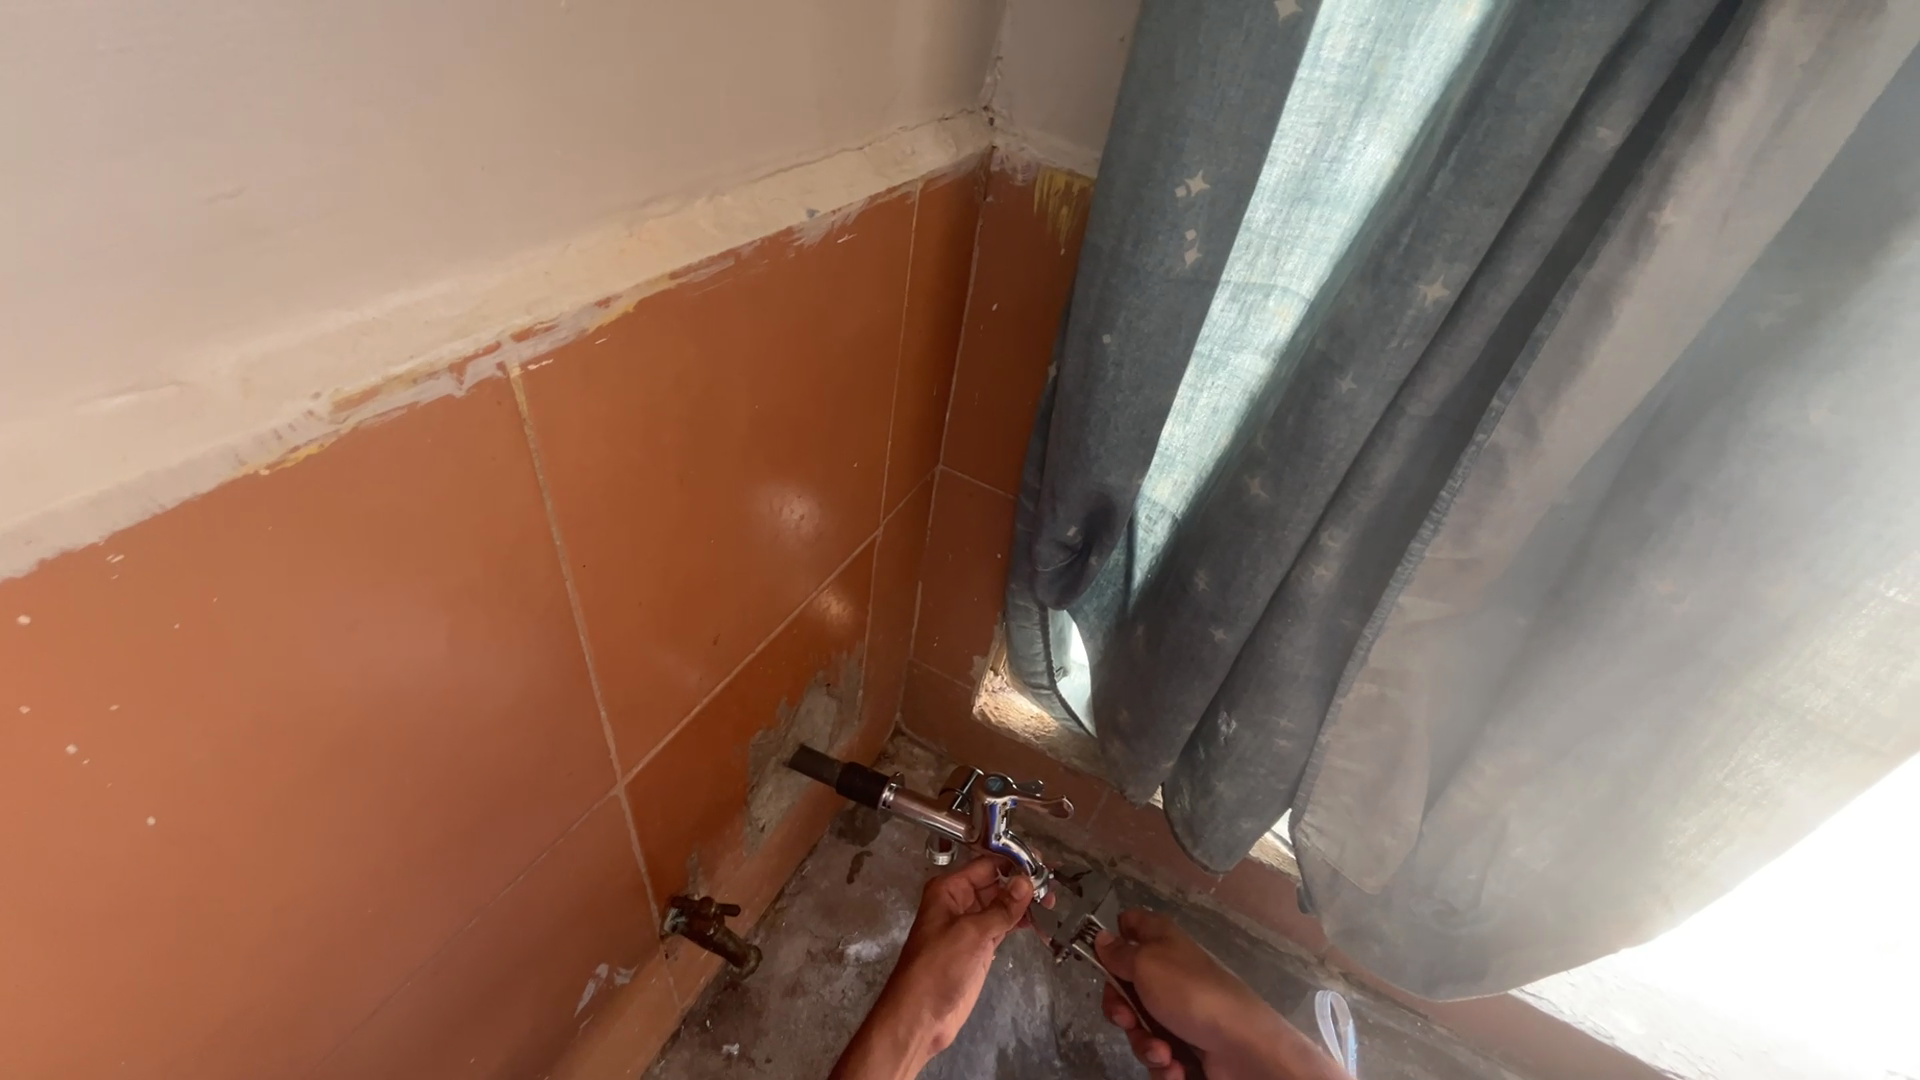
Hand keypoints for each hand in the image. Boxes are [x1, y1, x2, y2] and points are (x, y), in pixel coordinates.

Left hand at [831, 857, 1034, 1079]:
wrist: (921, 1016)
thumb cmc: (936, 968)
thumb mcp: (971, 934)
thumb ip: (1001, 908)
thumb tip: (1025, 883)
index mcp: (949, 889)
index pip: (986, 865)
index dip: (1013, 863)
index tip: (1040, 864)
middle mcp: (959, 902)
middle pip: (996, 883)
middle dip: (1022, 884)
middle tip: (1051, 887)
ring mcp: (970, 925)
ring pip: (1002, 904)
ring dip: (1024, 904)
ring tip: (1050, 905)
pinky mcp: (979, 946)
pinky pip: (1003, 925)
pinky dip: (1020, 923)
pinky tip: (1038, 924)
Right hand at [1096, 909, 1348, 1079]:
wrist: (1242, 1048)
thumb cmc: (1189, 993)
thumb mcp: (1145, 964)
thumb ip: (1118, 953)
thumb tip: (1100, 935)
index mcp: (1159, 939)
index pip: (1130, 924)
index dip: (1114, 939)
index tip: (1104, 959)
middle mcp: (1166, 971)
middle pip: (1125, 985)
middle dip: (1120, 1009)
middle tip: (1126, 1019)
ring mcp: (1177, 1011)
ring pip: (1139, 1025)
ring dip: (1144, 1043)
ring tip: (1163, 1053)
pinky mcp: (1186, 1046)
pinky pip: (1158, 1053)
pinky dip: (1163, 1065)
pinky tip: (1175, 1068)